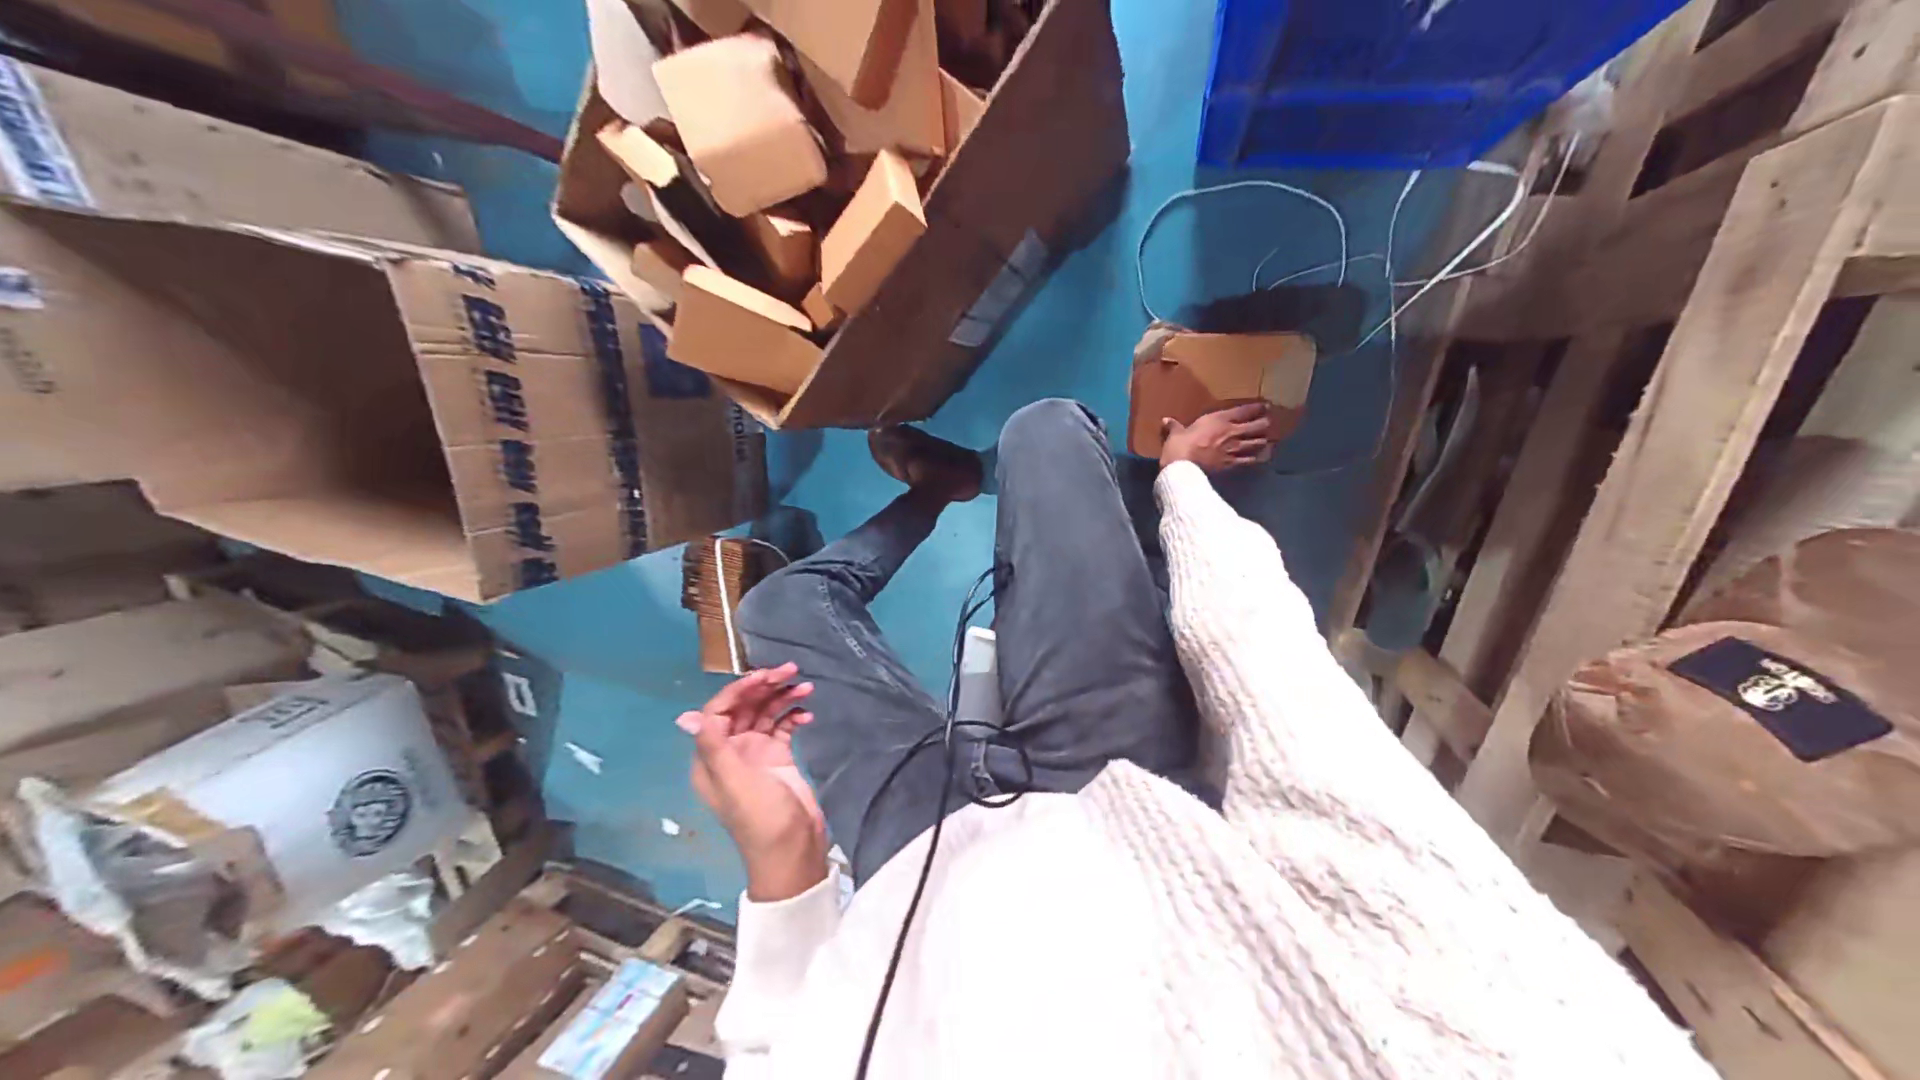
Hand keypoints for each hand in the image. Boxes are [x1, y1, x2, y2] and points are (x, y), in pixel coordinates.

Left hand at [677, 663, 827, 900]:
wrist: (793, 852)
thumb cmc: (761, 818)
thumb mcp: (735, 782)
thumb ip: (713, 747)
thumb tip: (685, 716)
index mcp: (712, 757)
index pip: (719, 711)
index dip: (740, 689)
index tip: (766, 676)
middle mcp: (731, 752)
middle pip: (744, 708)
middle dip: (765, 686)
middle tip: (792, 670)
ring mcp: (756, 755)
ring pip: (765, 713)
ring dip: (783, 697)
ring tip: (806, 686)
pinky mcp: (779, 759)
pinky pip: (783, 726)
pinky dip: (794, 715)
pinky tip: (808, 712)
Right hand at [1160, 402, 1272, 471]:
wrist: (1183, 467)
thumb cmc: (1179, 445)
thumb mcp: (1175, 433)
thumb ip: (1174, 426)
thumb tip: (1165, 420)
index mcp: (1220, 419)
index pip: (1245, 411)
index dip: (1257, 408)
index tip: (1266, 406)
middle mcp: (1232, 431)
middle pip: (1258, 425)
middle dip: (1265, 424)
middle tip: (1268, 423)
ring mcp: (1235, 448)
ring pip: (1259, 442)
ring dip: (1265, 441)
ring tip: (1269, 441)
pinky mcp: (1233, 463)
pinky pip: (1251, 459)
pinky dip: (1258, 458)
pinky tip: (1263, 458)